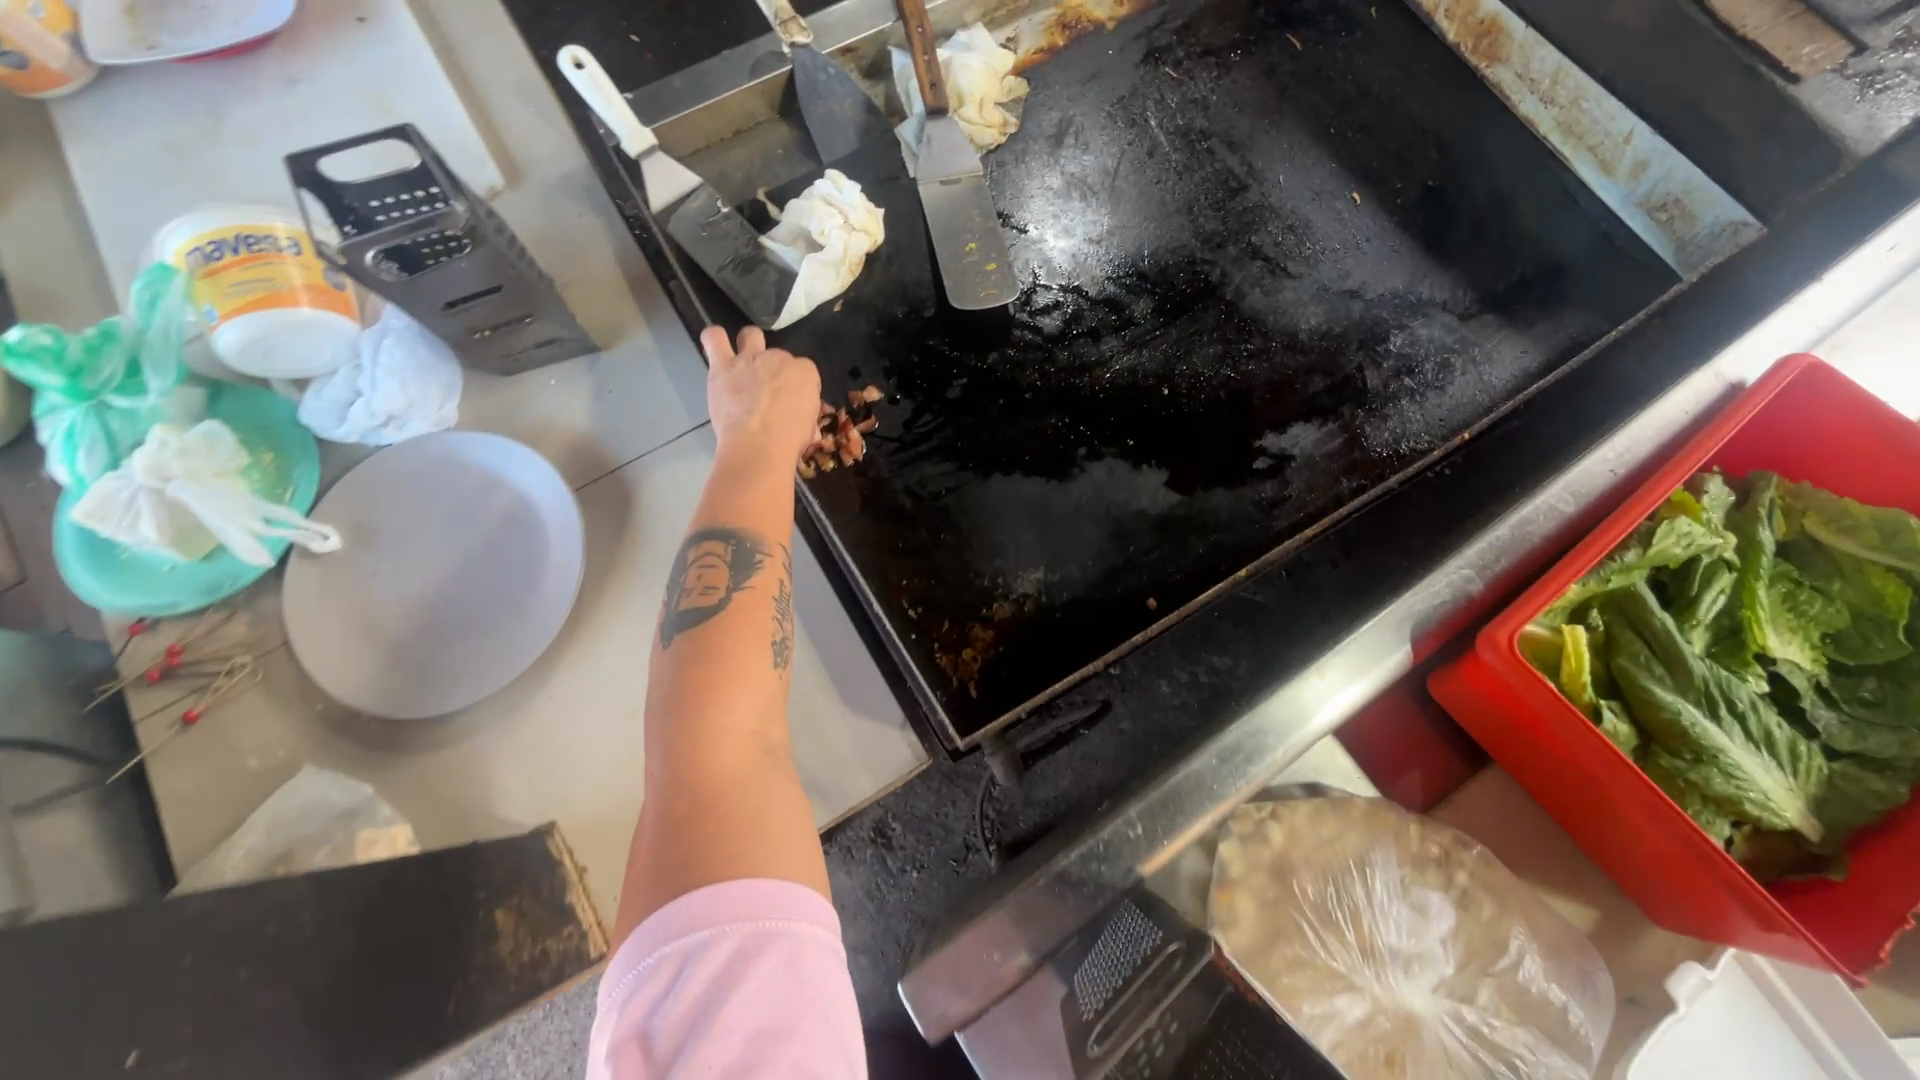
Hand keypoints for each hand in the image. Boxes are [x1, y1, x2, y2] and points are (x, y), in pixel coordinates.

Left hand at [700, 325, 821, 465]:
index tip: (791, 402)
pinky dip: (714, 339)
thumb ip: (805, 418)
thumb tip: (805, 425)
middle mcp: (778, 358)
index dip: (797, 386)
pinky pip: (714, 338)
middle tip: (766, 393)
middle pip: (778, 355)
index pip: (804, 371)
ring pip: (750, 335)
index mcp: (805, 373)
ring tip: (743, 363)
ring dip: (748, 344)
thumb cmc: (789, 441)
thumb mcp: (809, 430)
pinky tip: (715, 346)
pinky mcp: (723, 366)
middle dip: (774, 371)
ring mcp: (750, 359)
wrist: (758, 445)